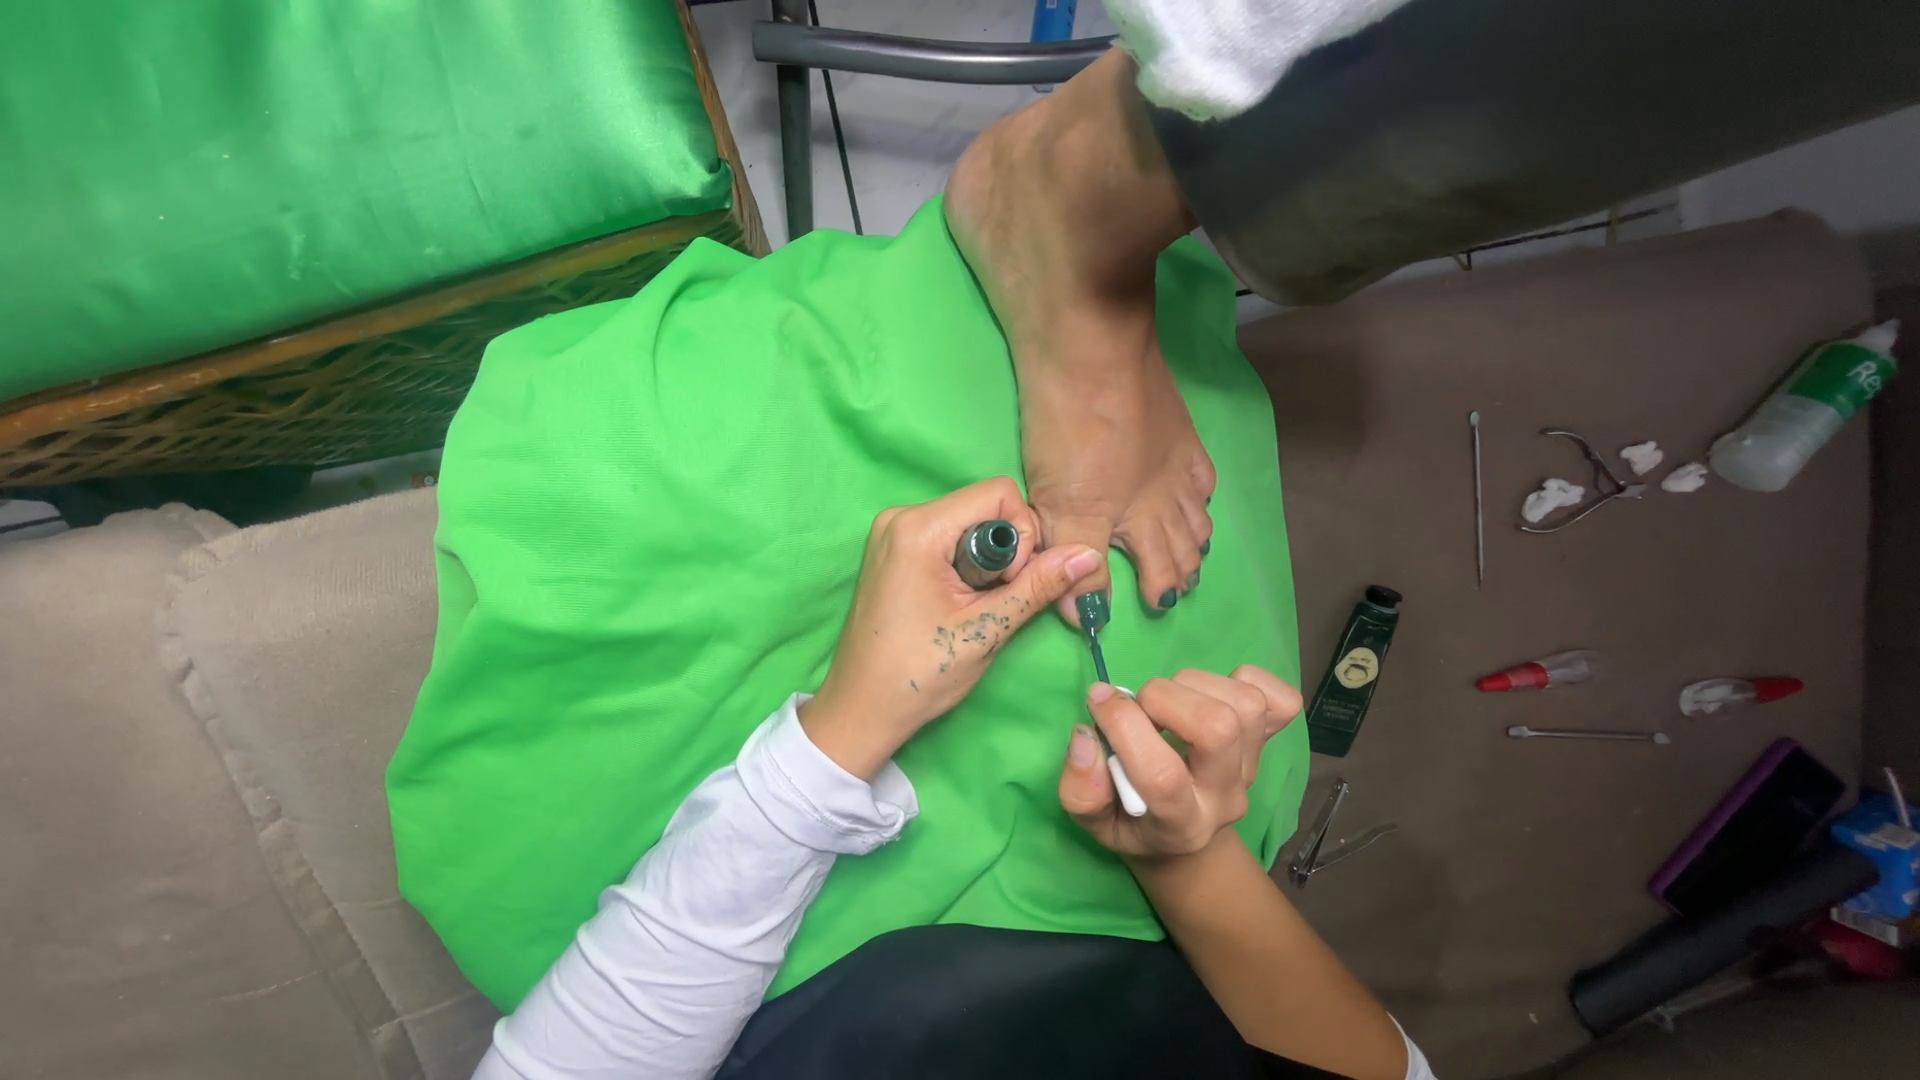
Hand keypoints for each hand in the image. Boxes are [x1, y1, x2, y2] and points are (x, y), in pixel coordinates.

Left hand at [802, 477, 1105, 778]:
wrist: (861, 708)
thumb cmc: (919, 674)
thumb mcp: (987, 629)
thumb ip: (1039, 586)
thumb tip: (1089, 554)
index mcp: (917, 527)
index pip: (999, 495)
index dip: (1022, 536)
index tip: (1010, 584)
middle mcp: (900, 516)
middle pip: (984, 507)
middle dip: (1004, 552)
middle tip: (992, 601)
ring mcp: (893, 531)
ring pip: (969, 523)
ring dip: (986, 561)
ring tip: (973, 607)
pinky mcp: (893, 548)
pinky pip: (949, 536)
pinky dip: (966, 564)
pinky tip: (957, 602)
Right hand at [1058, 666, 1300, 856]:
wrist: (1185, 839)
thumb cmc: (1131, 822)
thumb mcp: (1093, 822)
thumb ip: (1081, 788)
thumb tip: (1086, 735)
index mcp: (1180, 823)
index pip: (1162, 775)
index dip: (1125, 726)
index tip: (1098, 700)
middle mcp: (1224, 796)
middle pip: (1218, 728)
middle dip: (1165, 698)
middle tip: (1142, 705)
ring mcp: (1252, 768)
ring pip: (1245, 704)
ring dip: (1197, 683)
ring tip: (1171, 699)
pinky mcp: (1270, 742)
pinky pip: (1281, 701)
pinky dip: (1248, 681)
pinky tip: (1214, 691)